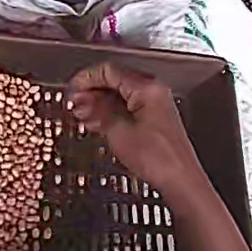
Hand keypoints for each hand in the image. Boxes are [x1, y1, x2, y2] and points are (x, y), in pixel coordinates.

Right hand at [67, 63, 210, 202]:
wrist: (180, 180)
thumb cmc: (157, 158)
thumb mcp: (118, 131)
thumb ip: (98, 110)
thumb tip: (82, 98)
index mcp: (146, 88)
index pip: (109, 71)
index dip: (86, 79)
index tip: (71, 90)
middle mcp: (153, 91)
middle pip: (115, 80)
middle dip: (91, 91)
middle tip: (73, 104)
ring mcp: (155, 104)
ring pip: (120, 94)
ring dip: (99, 103)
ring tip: (81, 115)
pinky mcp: (155, 118)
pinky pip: (128, 107)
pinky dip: (111, 112)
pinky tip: (97, 122)